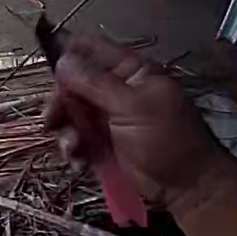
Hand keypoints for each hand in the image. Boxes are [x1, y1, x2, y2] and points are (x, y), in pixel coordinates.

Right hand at [43, 34, 236, 213]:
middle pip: (73, 85)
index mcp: (129, 72)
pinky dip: (73, 150)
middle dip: (61, 102)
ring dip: (65, 130)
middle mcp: (114, 91)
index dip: (69, 54)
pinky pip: (76, 140)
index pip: (93, 50)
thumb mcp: (131, 105)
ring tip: (72, 147)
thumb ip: (94, 82)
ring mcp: (107, 119)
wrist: (185, 185)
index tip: (50, 70)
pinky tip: (79, 161)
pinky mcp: (101, 145)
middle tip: (52, 118)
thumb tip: (63, 60)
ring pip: (71, 115)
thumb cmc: (167, 137)